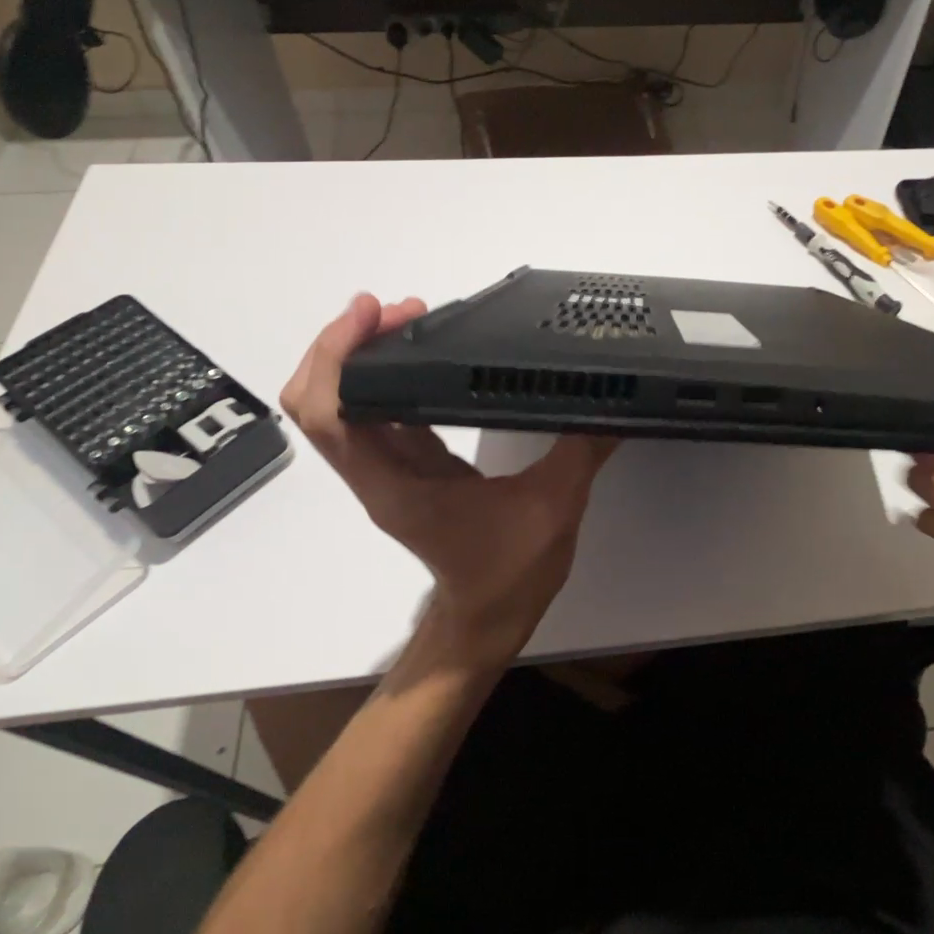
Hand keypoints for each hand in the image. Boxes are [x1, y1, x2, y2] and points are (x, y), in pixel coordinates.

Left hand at [281, 294, 617, 661]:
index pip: (332, 416)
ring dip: (363, 358)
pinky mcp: (410, 470)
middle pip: (320, 404)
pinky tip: (429, 355)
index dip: (337, 357)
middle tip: (391, 310)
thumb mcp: (554, 509)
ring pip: (344, 407)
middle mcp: (379, 474)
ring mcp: (391, 472)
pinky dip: (390, 378)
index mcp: (397, 484)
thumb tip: (613, 404)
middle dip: (343, 346)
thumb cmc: (508, 577)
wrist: (486, 623)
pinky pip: (380, 415)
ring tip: (409, 318)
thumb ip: (581, 451)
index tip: (373, 314)